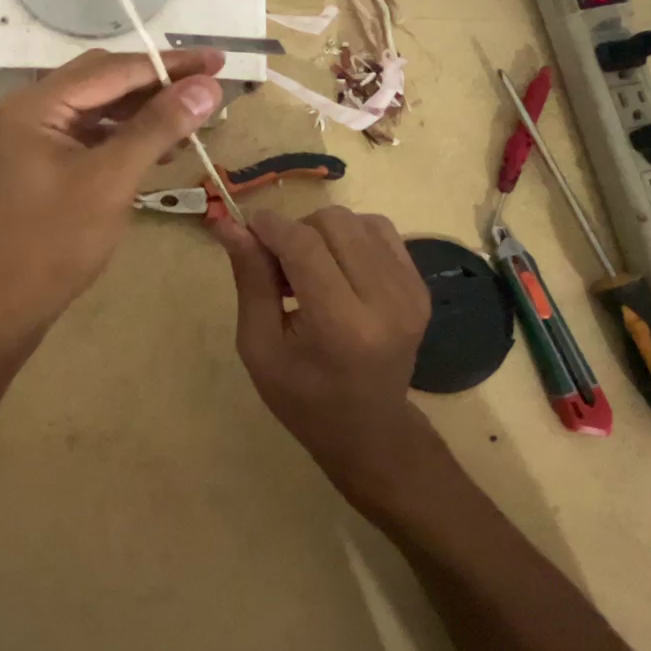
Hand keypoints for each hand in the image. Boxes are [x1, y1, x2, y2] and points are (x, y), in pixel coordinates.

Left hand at [0, 48, 225, 340]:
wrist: (12, 300)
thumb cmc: (57, 239)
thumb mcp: (112, 179)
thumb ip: (158, 126)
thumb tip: (208, 86)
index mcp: (35, 105)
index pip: (111, 69)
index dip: (168, 65)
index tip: (218, 60)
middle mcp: (30, 110)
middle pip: (103, 81)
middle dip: (157, 84)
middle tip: (209, 89)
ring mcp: (35, 136)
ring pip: (100, 108)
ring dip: (145, 112)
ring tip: (194, 120)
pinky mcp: (44, 161)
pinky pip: (92, 134)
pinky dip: (126, 137)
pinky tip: (161, 149)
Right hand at [211, 207, 433, 493]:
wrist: (368, 430)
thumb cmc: (301, 396)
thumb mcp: (258, 344)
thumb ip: (249, 279)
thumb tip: (229, 224)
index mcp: (341, 325)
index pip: (304, 245)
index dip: (269, 225)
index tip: (244, 227)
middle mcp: (386, 301)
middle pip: (334, 223)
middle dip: (296, 230)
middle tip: (277, 265)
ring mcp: (411, 292)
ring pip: (359, 221)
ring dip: (323, 233)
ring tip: (308, 270)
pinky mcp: (420, 287)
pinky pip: (380, 233)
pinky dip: (349, 239)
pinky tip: (334, 270)